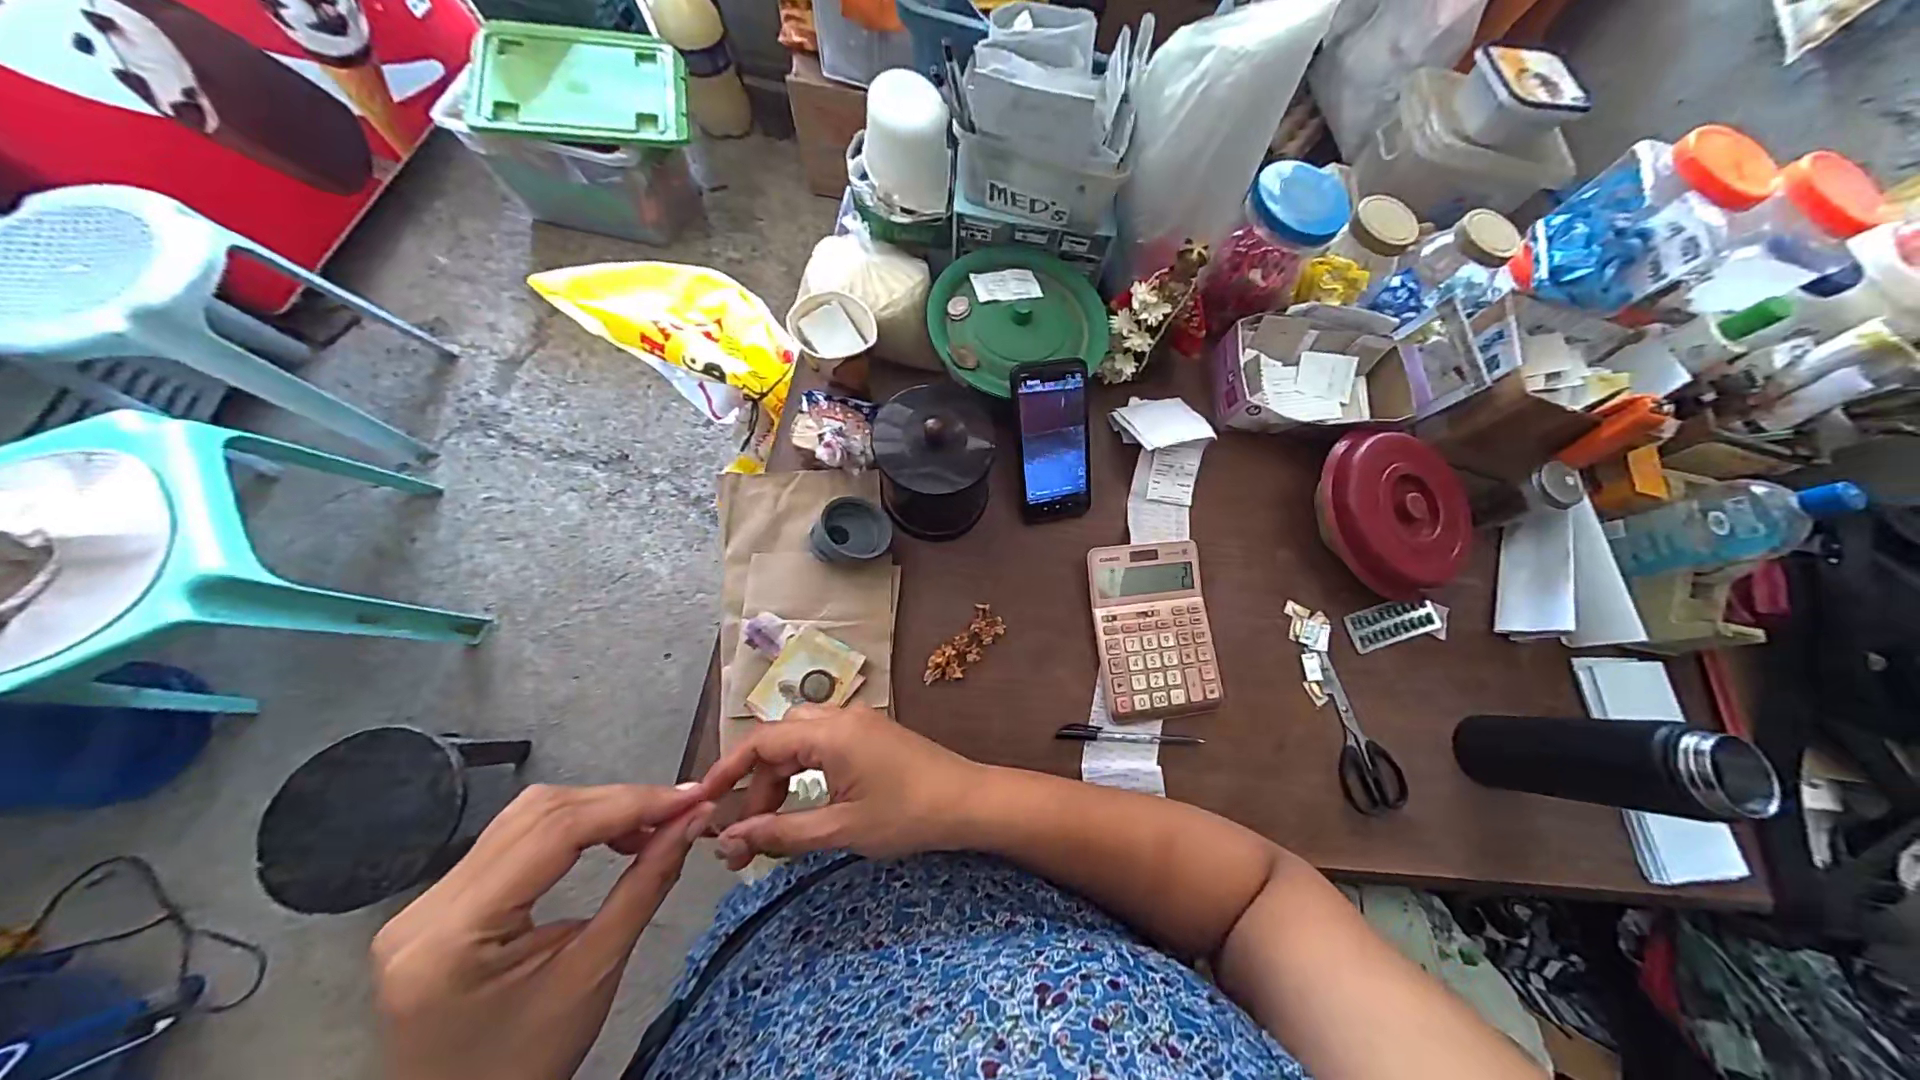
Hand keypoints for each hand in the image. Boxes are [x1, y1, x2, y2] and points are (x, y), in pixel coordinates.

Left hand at [371, 783, 713, 1079]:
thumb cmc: (530, 1064)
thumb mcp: (596, 972)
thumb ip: (646, 884)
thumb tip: (694, 819)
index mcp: (454, 934)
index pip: (554, 831)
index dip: (631, 803)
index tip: (691, 797)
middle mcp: (426, 906)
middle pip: (539, 814)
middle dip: (619, 802)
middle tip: (681, 807)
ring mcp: (425, 902)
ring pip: (527, 817)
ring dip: (597, 809)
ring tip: (652, 823)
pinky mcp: (438, 903)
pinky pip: (513, 839)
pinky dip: (571, 828)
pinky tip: (609, 836)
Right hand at [698, 704, 984, 870]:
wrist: (968, 802)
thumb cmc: (908, 815)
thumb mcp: (842, 828)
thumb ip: (783, 832)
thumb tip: (731, 839)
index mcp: (830, 733)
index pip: (761, 742)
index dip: (727, 771)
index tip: (702, 801)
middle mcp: (841, 717)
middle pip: (779, 740)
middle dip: (757, 783)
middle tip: (750, 830)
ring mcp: (859, 723)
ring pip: (801, 742)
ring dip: (781, 778)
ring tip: (775, 824)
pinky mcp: (872, 735)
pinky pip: (824, 744)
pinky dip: (806, 771)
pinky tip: (806, 803)